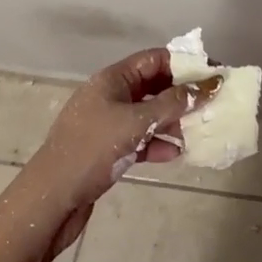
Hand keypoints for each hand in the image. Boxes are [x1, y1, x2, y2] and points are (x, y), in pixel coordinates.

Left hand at [25, 48, 213, 211]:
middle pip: (154, 86)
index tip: (212, 74)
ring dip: (172, 121)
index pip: (155, 59)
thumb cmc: (91, 151)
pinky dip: (157, 143)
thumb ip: (173, 103)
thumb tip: (208, 85)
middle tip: (211, 102)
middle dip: (182, 94)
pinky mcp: (106, 151)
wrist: (49, 202)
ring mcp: (107, 124)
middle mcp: (110, 96)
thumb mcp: (136, 123)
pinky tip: (176, 154)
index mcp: (112, 79)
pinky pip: (139, 139)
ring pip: (148, 114)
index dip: (185, 63)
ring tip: (198, 130)